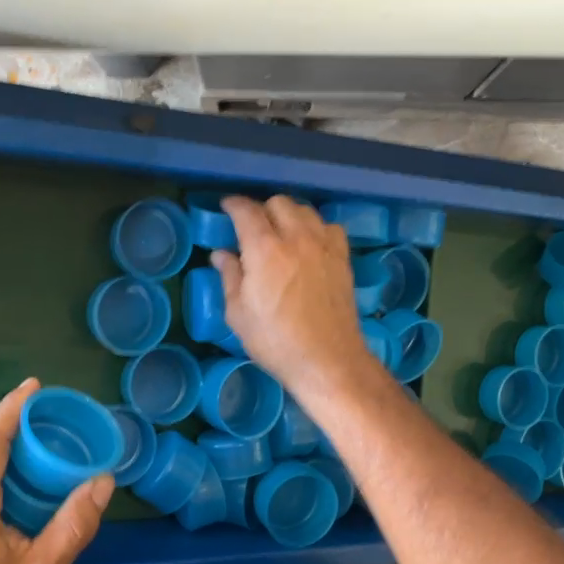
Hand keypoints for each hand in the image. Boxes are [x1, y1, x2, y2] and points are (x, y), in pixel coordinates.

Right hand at [211, 196, 377, 399]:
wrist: (326, 360)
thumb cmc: (274, 341)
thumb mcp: (238, 313)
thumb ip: (229, 276)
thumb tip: (221, 254)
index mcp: (264, 249)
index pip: (247, 211)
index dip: (234, 204)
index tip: (226, 207)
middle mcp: (296, 237)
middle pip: (279, 203)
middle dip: (262, 209)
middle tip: (252, 226)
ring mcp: (324, 245)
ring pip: (305, 210)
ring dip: (289, 214)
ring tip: (280, 231)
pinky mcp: (342, 258)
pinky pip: (329, 227)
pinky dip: (315, 227)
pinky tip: (308, 243)